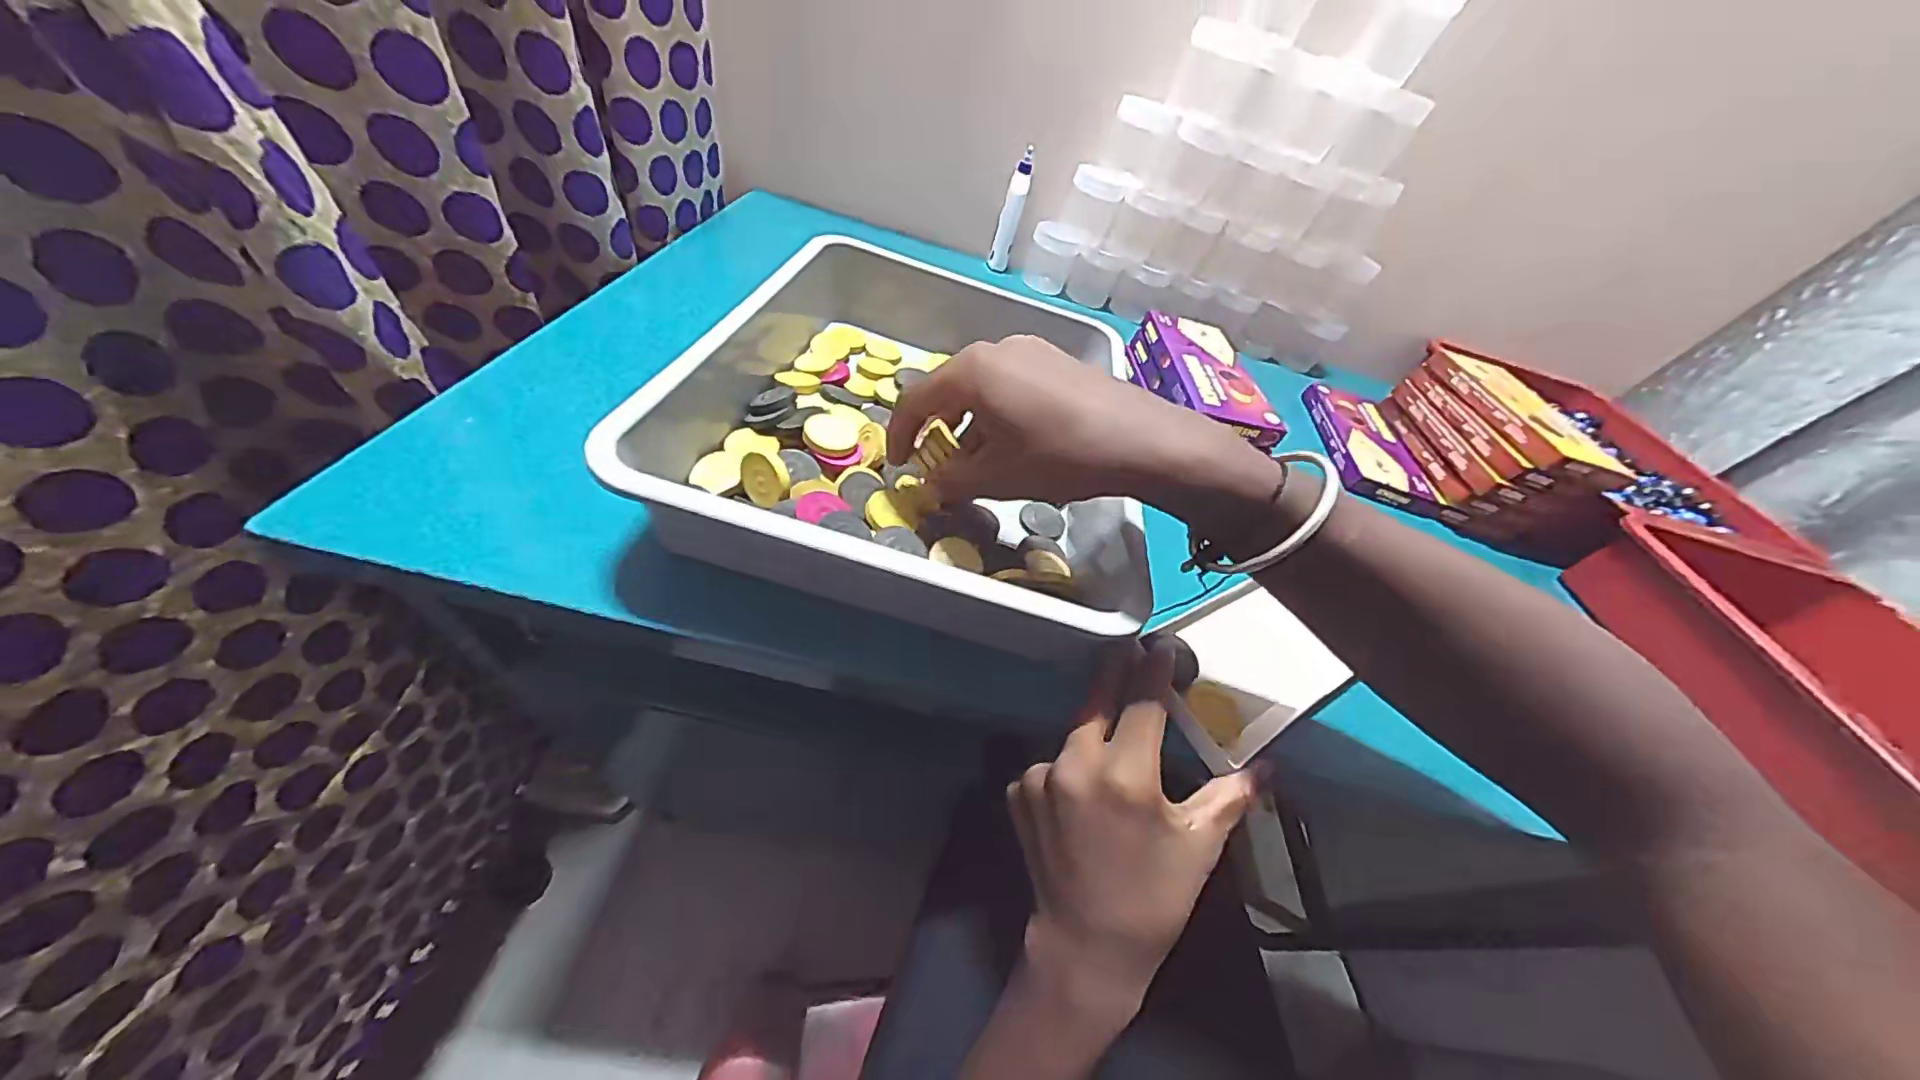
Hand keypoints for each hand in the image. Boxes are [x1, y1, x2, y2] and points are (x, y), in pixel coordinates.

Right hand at [887, 336, 1293, 553]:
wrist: (1142, 440)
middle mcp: (997, 348)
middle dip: (939, 430)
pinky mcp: (1057, 360)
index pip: (916, 400)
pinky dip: (999, 414)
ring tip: (981, 462)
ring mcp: (1031, 350)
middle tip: (940, 465)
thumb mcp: (998, 478)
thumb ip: (952, 482)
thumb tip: (930, 486)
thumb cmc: (1060, 456)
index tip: (899, 464)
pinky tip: (1017, 443)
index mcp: (972, 371)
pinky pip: (1011, 385)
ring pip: (982, 388)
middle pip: (950, 390)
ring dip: (971, 425)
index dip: (900, 435)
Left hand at [1008, 640, 1263, 1012]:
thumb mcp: (1199, 845)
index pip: (1142, 703)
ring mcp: (1040, 777)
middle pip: (1097, 704)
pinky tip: (1081, 792)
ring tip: (1111, 741)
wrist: (1085, 945)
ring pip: (1072, 735)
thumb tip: (1268, 766)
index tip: (1158, 645)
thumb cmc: (1154, 897)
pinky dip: (1067, 766)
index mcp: (1125, 774)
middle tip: (1126, 651)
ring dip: (1092, 731)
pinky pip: (1049, 763)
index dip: (1153, 670)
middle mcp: (1075, 764)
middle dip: (1114, 675)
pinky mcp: (1019, 792)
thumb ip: (1231, 795)